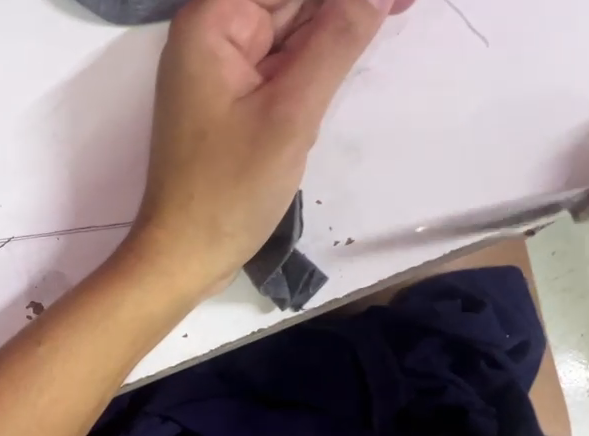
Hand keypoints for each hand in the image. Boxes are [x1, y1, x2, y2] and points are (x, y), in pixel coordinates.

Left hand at [126, 0, 409, 297]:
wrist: (182, 258)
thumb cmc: (227, 192)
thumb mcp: (291, 113)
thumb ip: (338, 39)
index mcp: (213, 21)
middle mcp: (212, 33)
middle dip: (346, 2)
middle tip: (406, 2)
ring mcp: (223, 69)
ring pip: (295, 23)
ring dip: (340, 19)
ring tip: (403, 6)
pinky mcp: (234, 100)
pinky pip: (285, 59)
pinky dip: (321, 51)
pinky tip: (364, 33)